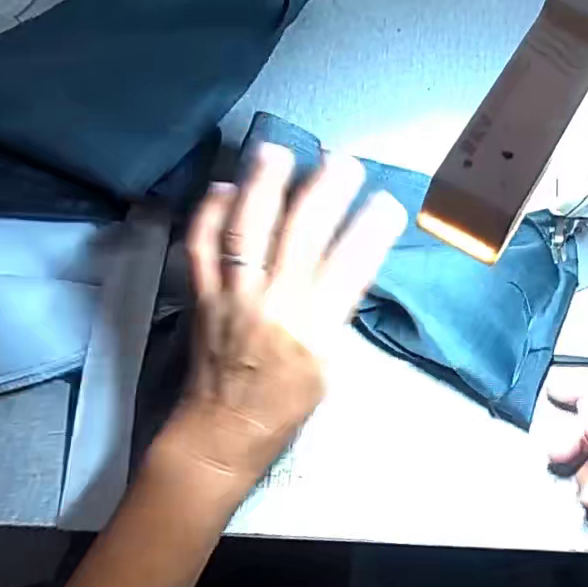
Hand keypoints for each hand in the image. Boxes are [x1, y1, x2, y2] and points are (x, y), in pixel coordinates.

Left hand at [152, 143, 406, 512]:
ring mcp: (232, 297)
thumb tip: (340, 267)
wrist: (218, 435)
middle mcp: (272, 306)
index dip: (371, 231)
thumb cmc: (282, 412)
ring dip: (263, 186)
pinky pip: (201, 248)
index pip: (350, 268)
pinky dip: (210, 214)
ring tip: (277, 151)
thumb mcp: (326, 370)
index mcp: (312, 332)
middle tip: (345, 162)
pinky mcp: (201, 296)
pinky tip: (224, 187)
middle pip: (300, 236)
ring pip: (247, 230)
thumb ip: (332, 316)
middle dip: (326, 192)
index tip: (387, 203)